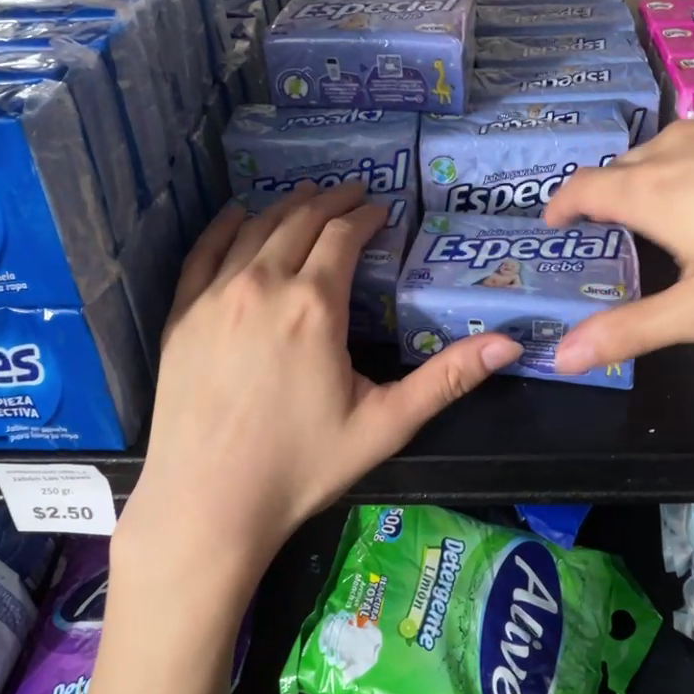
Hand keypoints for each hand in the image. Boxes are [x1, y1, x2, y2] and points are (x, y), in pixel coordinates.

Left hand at [118, 181, 523, 576]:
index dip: (365, 216)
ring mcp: (216, 296)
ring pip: (255, 229)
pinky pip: (205, 252)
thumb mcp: (385, 425)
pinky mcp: (183, 314)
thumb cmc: (301, 466)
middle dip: (331, 200)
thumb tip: (510, 344)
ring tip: (308, 194)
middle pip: (300, 221)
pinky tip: (239, 215)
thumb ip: (447, 379)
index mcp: (315, 305)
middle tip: (352, 190)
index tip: (380, 209)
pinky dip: (225, 226)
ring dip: (286, 206)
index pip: (343, 235)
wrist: (209, 504)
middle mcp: (263, 284)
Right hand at [541, 120, 693, 374]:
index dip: (560, 206)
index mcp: (652, 189)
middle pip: (622, 169)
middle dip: (606, 198)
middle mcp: (678, 147)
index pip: (582, 187)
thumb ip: (632, 331)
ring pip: (667, 154)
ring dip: (652, 182)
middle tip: (614, 236)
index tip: (555, 226)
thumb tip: (562, 356)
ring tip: (671, 221)